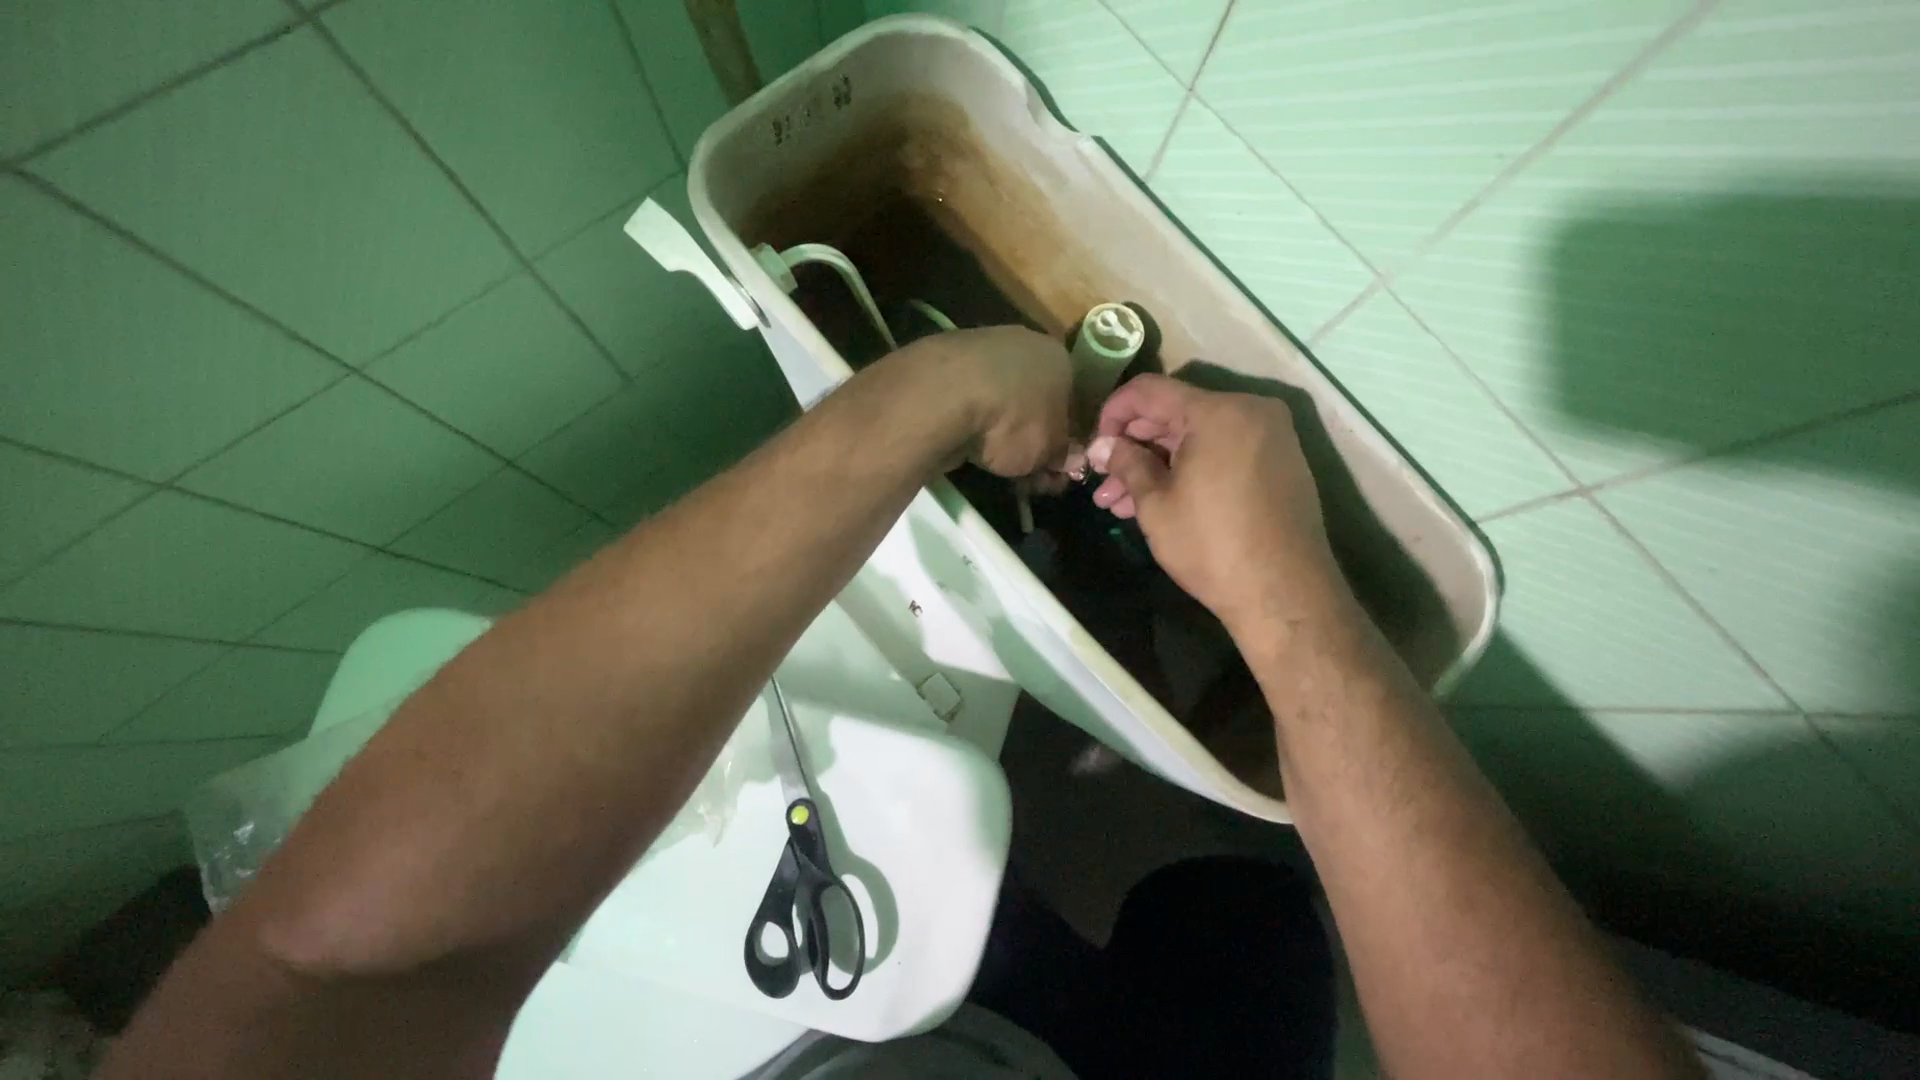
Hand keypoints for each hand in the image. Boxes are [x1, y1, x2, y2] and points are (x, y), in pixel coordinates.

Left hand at [905, 326, 1077, 480]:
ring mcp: (981, 350)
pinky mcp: (944, 366)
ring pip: (1000, 401)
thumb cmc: (1015, 418)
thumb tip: (1066, 459)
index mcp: (1059, 357)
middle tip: (1028, 474)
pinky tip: (968, 448)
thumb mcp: (1049, 448)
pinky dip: (972, 424)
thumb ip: (1060, 454)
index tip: (1057, 469)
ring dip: (1000, 434)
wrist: (944, 396)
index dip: (1067, 439)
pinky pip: (970, 402)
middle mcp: (1023, 345)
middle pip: (1034, 400)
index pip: (1073, 401)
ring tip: (994, 466)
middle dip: (1032, 438)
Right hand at [1087, 375, 1346, 631]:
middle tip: (1102, 480)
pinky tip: (1158, 502)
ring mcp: (1271, 438)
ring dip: (1157, 465)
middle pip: (1176, 413)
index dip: (1113, 412)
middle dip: (1133, 446)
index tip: (1094, 445)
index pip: (1150, 390)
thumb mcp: (1156, 504)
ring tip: (1119, 504)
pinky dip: (1189, 470)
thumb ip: (1127, 464)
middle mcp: (1250, 411)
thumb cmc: (1212, 545)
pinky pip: (1223, 453)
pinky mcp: (1280, 465)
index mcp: (1218, 411)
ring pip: (1198, 438)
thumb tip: (1103, 447)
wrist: (1284, 593)